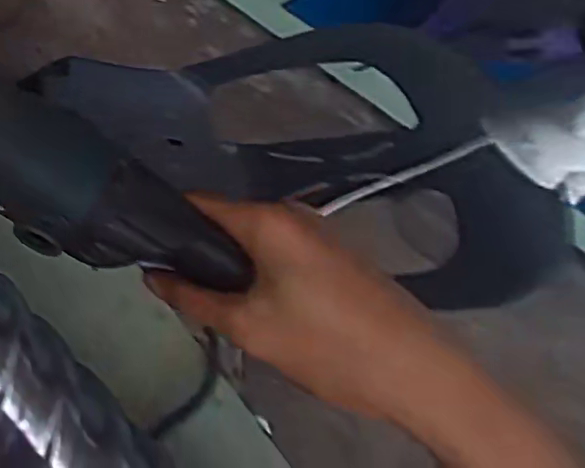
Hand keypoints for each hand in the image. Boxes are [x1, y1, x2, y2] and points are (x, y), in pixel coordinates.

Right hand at [144, 196, 470, 426]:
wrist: (432, 382)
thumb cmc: (333, 346)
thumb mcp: (251, 329)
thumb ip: (192, 298)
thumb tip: (152, 275)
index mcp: (265, 217)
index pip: (195, 202)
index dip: (167, 223)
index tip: (151, 249)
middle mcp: (289, 212)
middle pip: (225, 221)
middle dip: (204, 252)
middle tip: (192, 290)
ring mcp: (318, 231)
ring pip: (254, 238)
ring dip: (236, 265)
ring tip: (231, 305)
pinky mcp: (338, 254)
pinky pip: (282, 250)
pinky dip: (266, 271)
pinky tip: (273, 308)